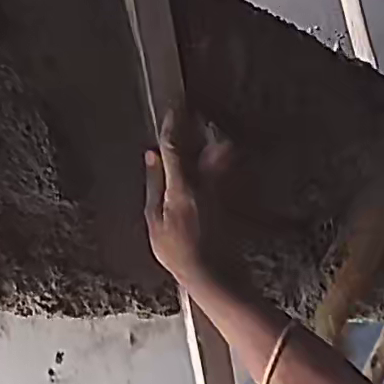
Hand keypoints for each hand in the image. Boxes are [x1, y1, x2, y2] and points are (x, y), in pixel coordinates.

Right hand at [143, 108, 236, 291]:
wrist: (213, 274)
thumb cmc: (179, 253)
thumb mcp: (155, 221)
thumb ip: (154, 184)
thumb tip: (152, 157)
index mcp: (182, 188)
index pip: (175, 147)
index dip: (172, 125)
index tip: (171, 110)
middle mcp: (206, 184)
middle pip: (206, 142)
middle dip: (199, 124)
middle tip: (191, 112)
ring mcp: (222, 189)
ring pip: (221, 152)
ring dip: (212, 137)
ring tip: (202, 129)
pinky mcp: (232, 197)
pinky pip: (226, 167)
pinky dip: (219, 156)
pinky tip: (211, 158)